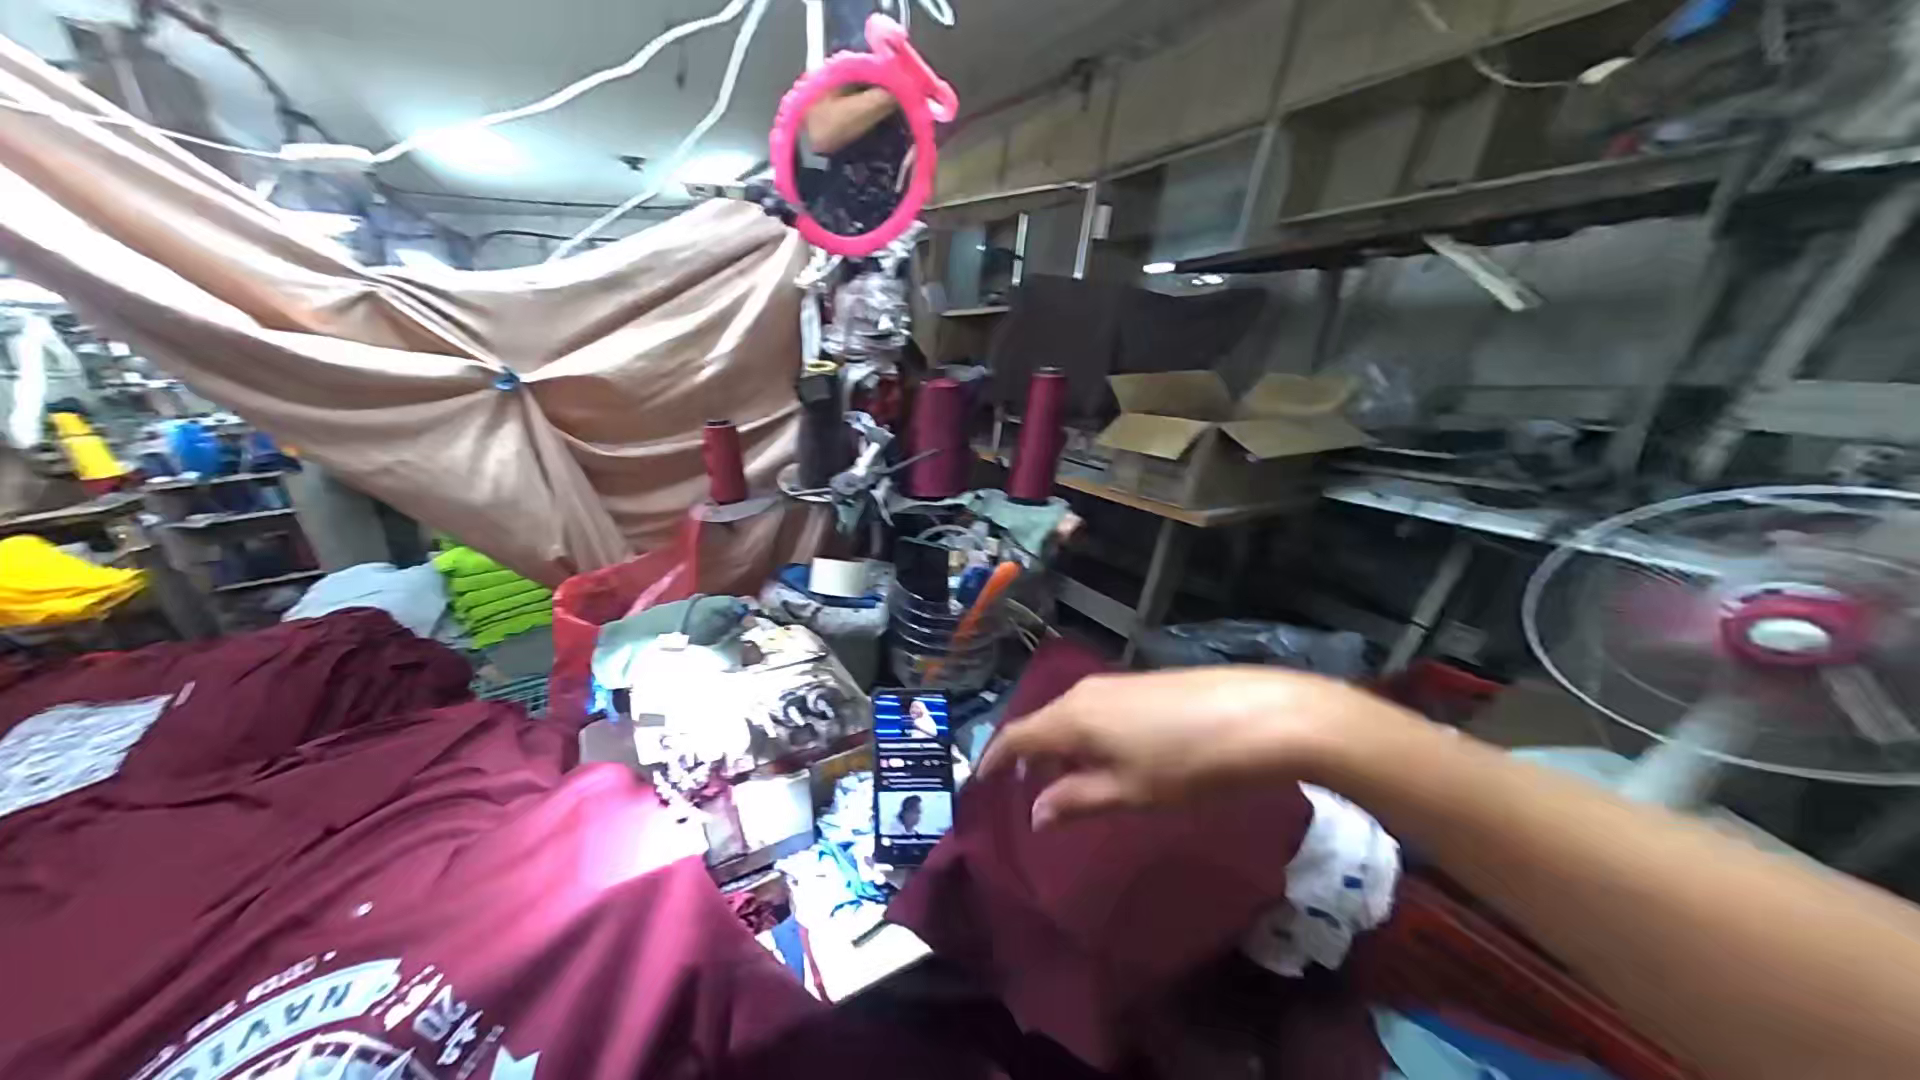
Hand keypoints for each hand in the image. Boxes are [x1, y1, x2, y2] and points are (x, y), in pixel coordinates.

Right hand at [977, 667, 1418, 827]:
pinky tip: (1109, 756)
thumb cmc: (1188, 763)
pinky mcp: (1145, 683)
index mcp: (1072, 716)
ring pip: (1071, 715)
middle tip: (1027, 790)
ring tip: (1068, 780)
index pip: (1017, 736)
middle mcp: (1086, 691)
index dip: (995, 759)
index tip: (980, 782)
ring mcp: (1117, 683)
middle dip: (1030, 755)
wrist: (1263, 715)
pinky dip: (1087, 735)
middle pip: (1042, 722)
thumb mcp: (1129, 792)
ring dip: (1061, 746)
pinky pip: (1096, 709)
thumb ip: (1076, 801)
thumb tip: (1036, 814)